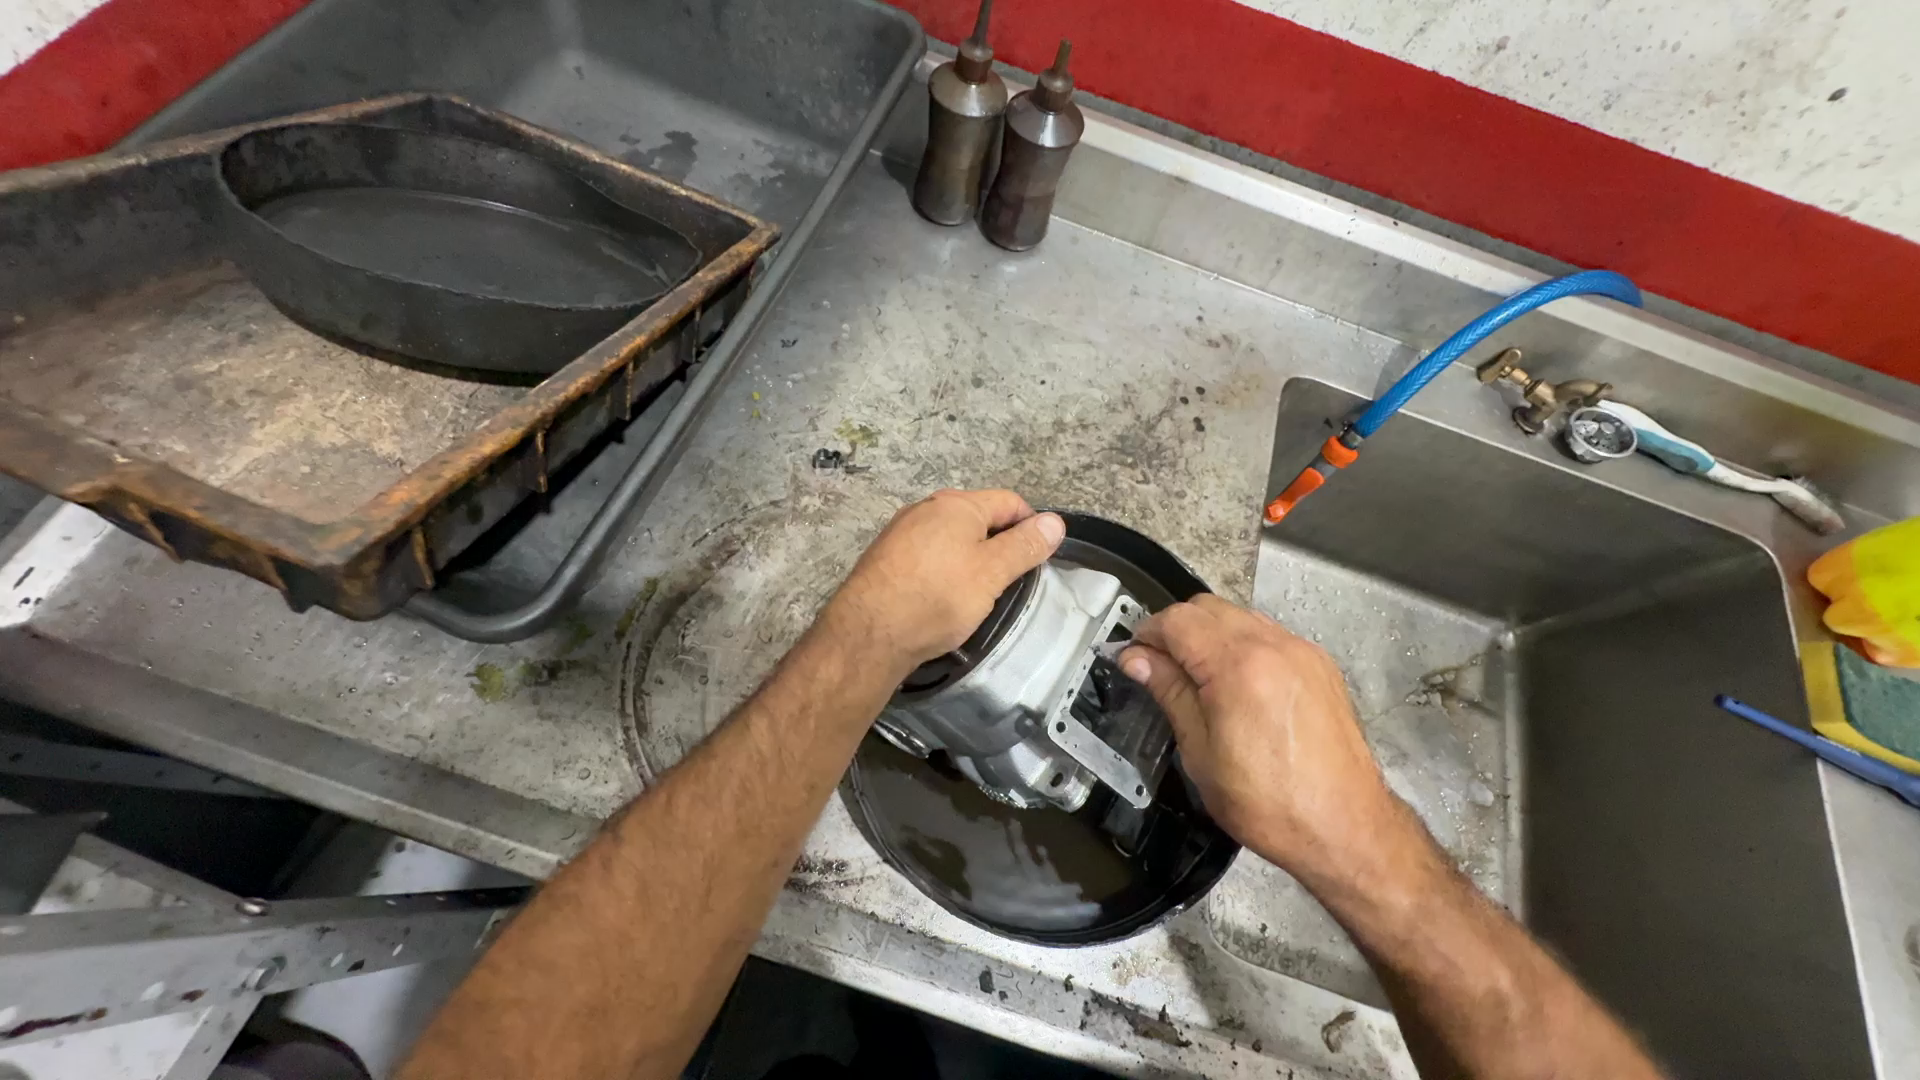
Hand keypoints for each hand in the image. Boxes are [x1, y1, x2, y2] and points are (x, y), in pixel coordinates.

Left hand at [820, 489, 1064, 679]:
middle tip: (1011, 580)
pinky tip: (942, 598)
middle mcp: (925, 509)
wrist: (869, 633)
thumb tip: (1055, 521)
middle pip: (978, 517)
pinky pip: (927, 556)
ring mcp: (901, 532)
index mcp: (956, 505)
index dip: (1031, 525)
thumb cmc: (937, 597)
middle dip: (999, 543)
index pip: (1009, 501)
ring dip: (970, 558)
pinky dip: (943, 571)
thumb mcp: (992, 573)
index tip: (1040, 557)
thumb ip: (1024, 545)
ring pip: (950, 538)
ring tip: (978, 593)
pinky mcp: (885, 558)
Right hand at [1119, 595, 1403, 884]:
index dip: (1147, 634)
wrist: (1346, 829)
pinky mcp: (1319, 665)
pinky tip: (1231, 679)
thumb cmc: (1271, 804)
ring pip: (1237, 615)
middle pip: (1206, 608)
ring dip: (1207, 632)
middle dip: (1174, 628)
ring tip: (1193, 673)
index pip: (1178, 621)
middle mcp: (1274, 647)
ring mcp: (1301, 652)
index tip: (1132, 656)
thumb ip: (1169, 692)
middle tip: (1156, 664)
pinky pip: (1267, 633)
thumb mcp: (1200, 752)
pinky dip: (1239, 642)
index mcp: (1239, 668)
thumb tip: (1138, 660)